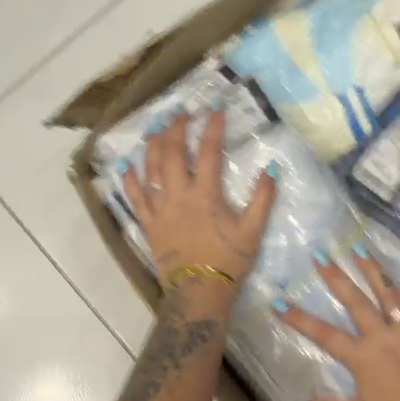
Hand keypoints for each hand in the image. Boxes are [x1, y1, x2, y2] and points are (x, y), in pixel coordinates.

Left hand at [121, 109, 276, 285]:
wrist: (199, 292)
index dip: (212, 127)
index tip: (217, 108)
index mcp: (206, 194)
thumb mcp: (253, 231)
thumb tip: (271, 168)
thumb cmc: (228, 262)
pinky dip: (130, 180)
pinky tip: (127, 166)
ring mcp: (160, 209)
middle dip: (176, 128)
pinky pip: (136, 198)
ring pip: (151, 169)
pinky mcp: (149, 224)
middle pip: (173, 153)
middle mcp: (179, 195)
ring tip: (156, 127)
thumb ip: (263, 198)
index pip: (209, 151)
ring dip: (153, 145)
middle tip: (181, 112)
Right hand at [275, 247, 399, 400]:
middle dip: (337, 277)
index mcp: (363, 356)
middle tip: (321, 256)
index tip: (279, 302)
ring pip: (391, 295)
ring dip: (375, 271)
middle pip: (356, 301)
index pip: (325, 334)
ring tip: (362, 250)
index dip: (299, 319)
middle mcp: (384, 336)